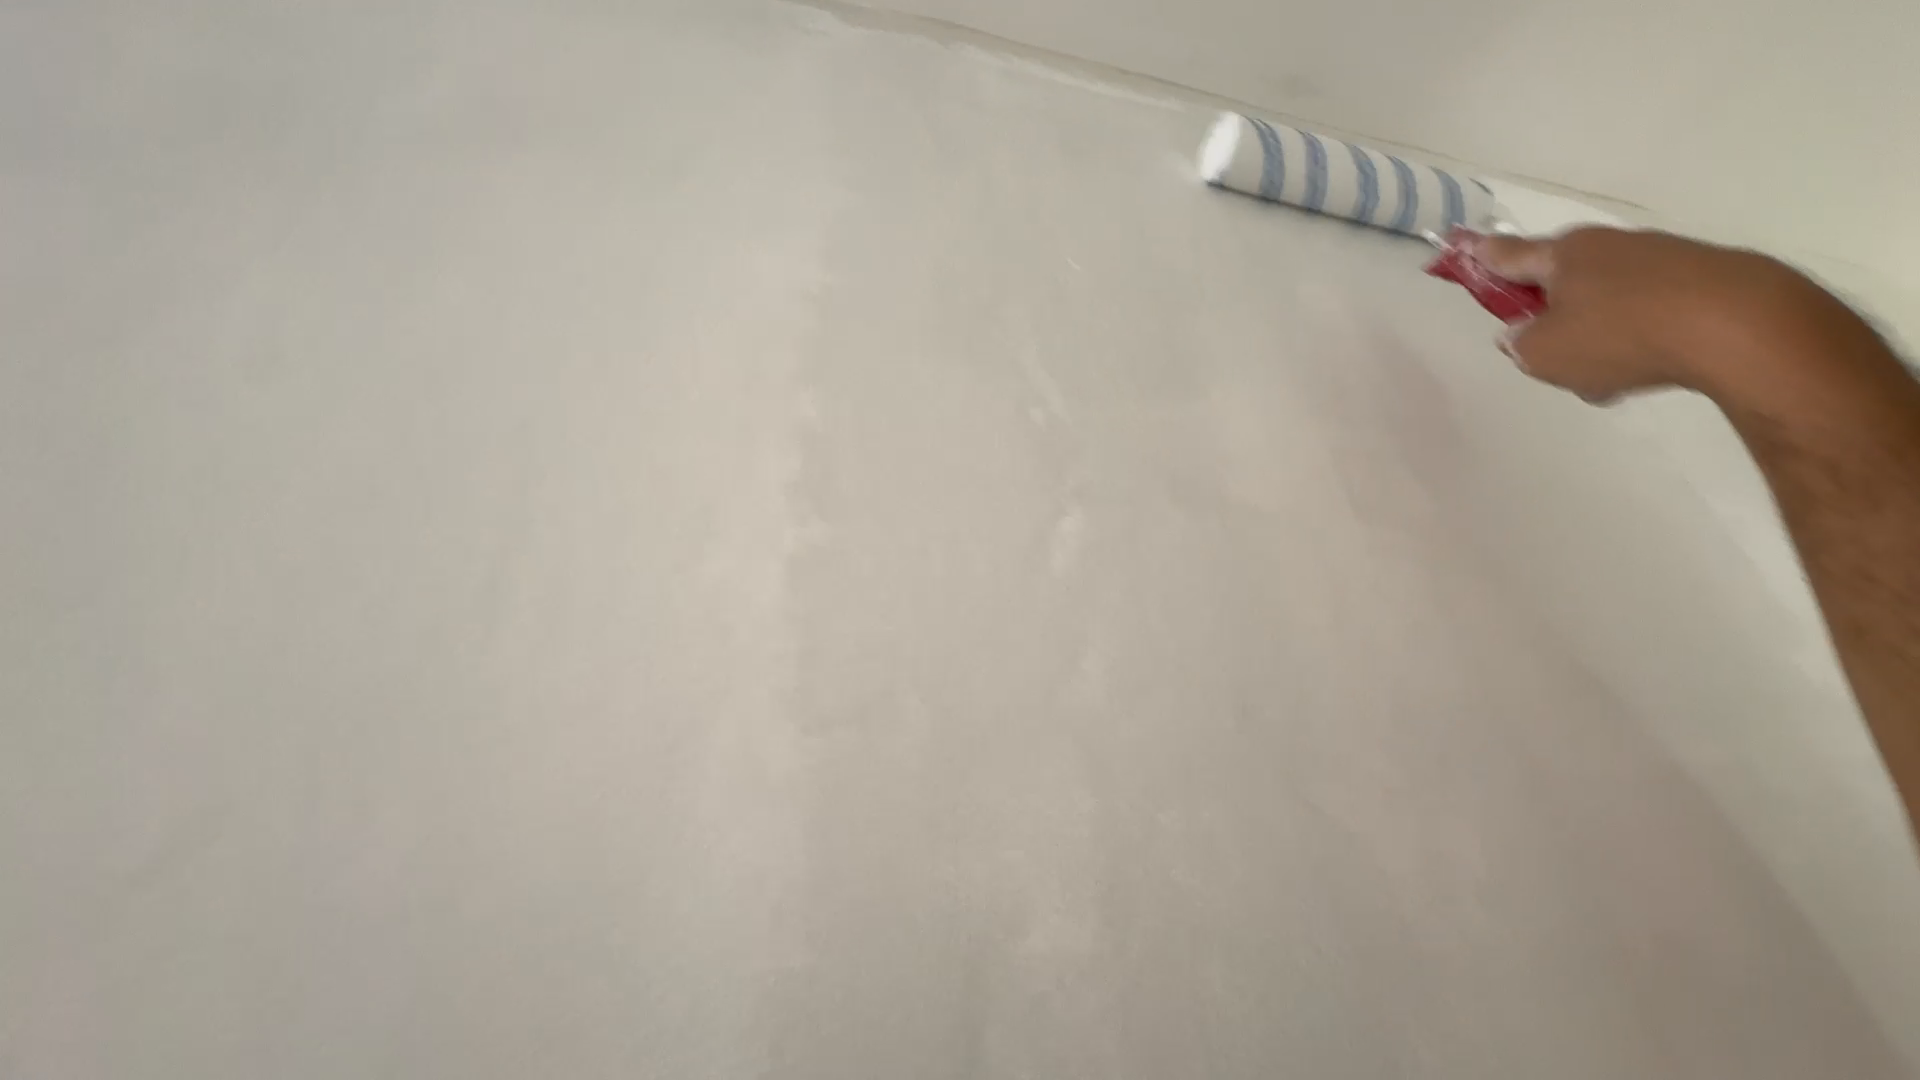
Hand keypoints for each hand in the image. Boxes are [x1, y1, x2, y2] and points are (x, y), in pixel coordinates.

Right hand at [1474, 227, 1831, 405]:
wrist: (1742, 327)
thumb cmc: (1621, 336)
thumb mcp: (1543, 354)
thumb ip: (1519, 344)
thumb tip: (1524, 331)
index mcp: (1561, 257)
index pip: (1504, 255)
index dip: (1476, 255)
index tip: (1455, 242)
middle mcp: (1606, 246)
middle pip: (1558, 281)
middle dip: (1548, 315)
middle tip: (1549, 354)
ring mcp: (1658, 257)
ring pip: (1602, 301)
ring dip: (1594, 335)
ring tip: (1605, 377)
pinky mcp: (1699, 277)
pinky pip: (1646, 311)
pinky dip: (1636, 339)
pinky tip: (1644, 369)